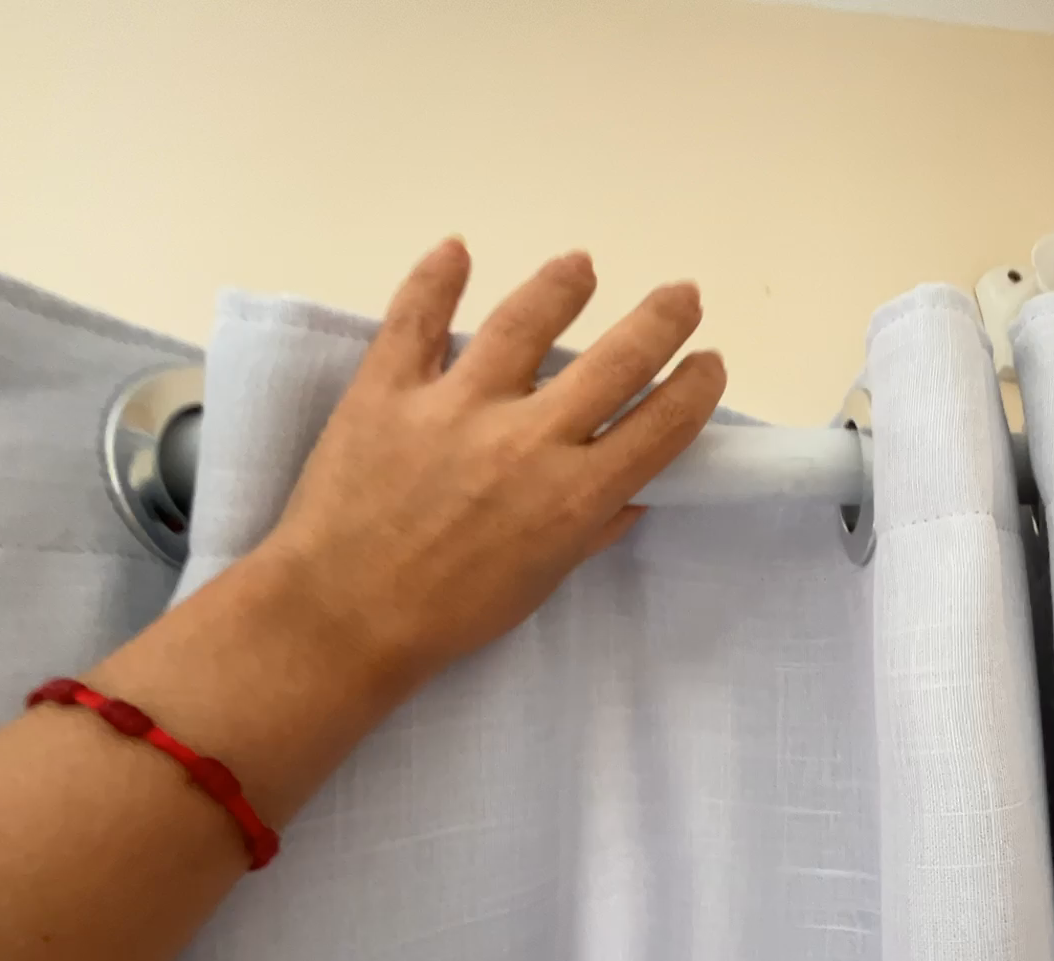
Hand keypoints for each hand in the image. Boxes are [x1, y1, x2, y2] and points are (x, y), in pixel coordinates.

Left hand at [252, 237, 725, 687]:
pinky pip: (414, 322)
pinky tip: (457, 249)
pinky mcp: (387, 392)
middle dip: (662, 322)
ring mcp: (456, 408)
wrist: (344, 618)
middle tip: (683, 295)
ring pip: (522, 325)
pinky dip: (435, 281)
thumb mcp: (552, 576)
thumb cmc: (462, 608)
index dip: (698, 385)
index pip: (664, 424)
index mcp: (578, 495)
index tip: (709, 363)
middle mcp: (530, 441)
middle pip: (617, 362)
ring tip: (582, 265)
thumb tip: (635, 487)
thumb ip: (600, 524)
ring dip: (563, 287)